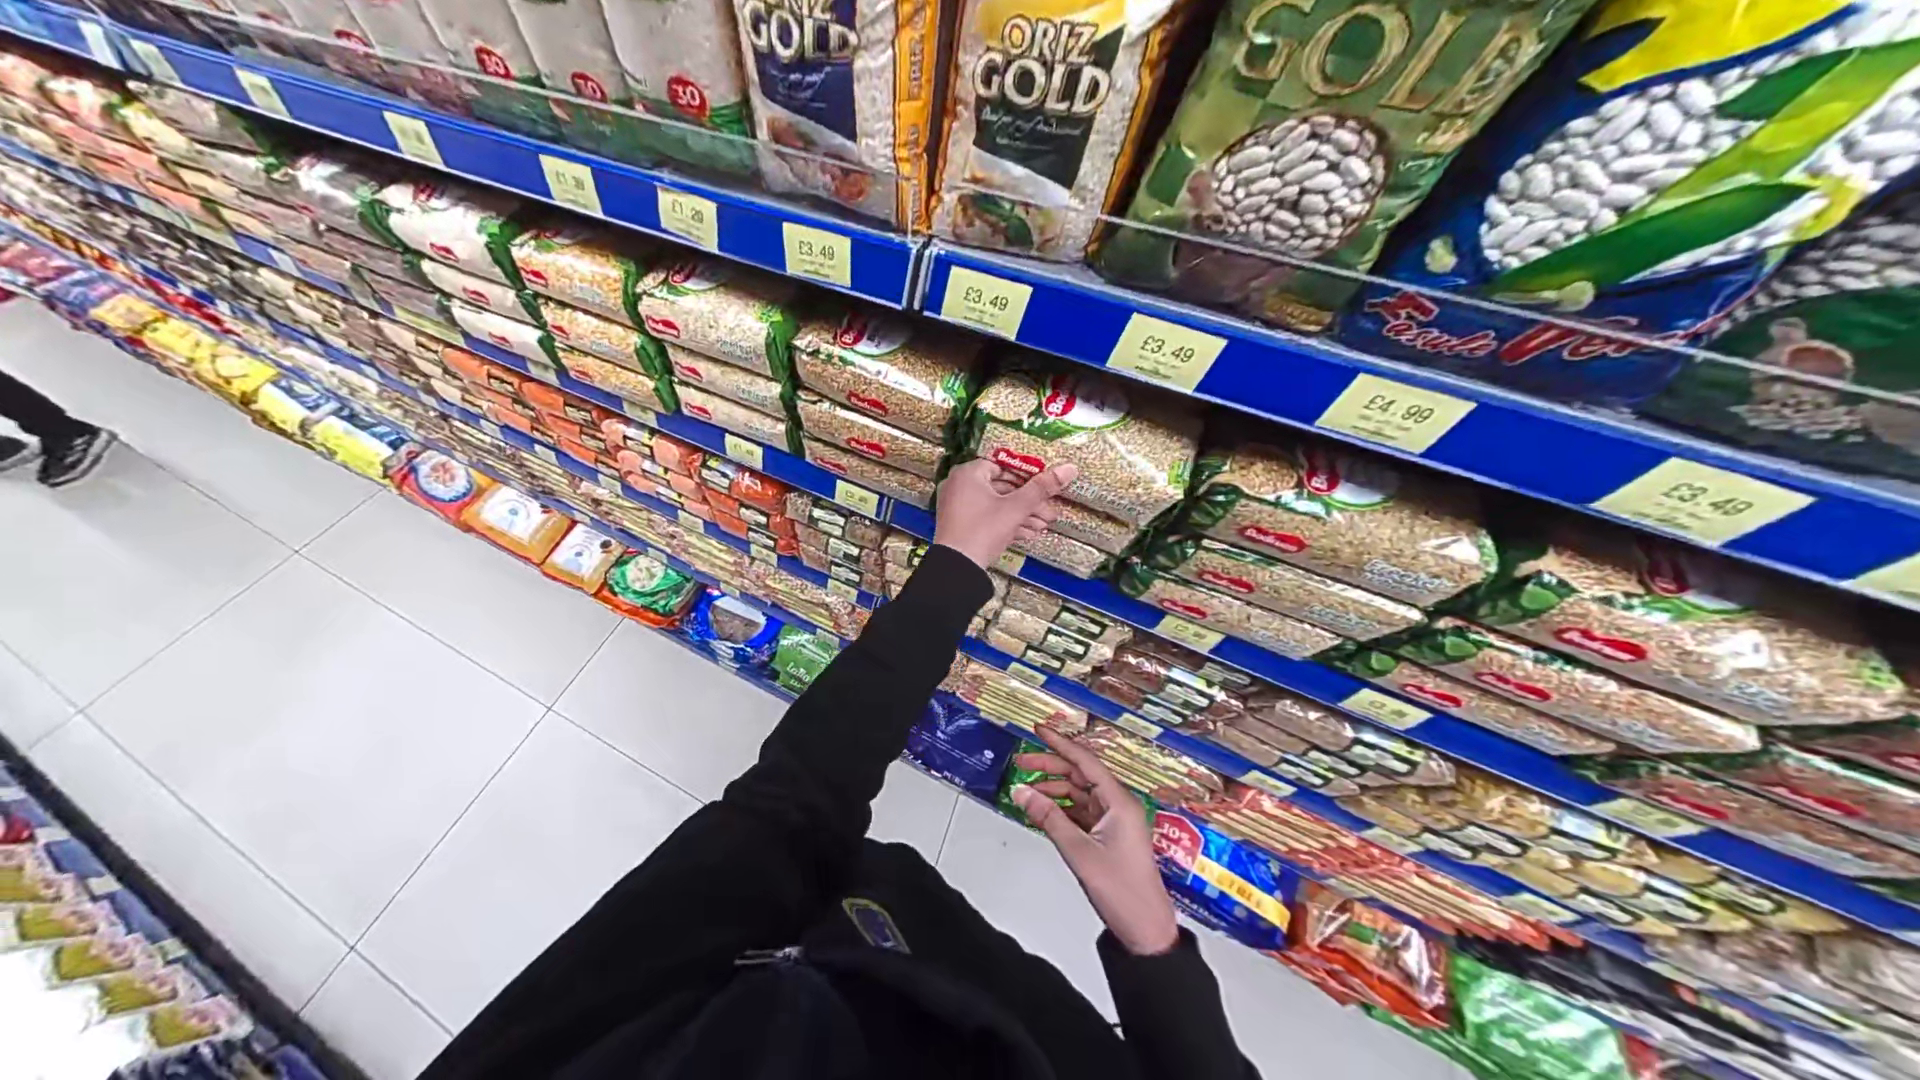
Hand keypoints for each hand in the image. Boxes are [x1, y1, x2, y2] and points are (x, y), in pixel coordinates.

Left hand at [932, 458, 1078, 570]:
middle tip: (1049, 510)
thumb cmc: (983, 530)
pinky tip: (1028, 533)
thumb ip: (1042, 487)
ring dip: (1021, 514)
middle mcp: (959, 486)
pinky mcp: (960, 525)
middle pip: (1001, 487)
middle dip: (1028, 500)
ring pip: (996, 505)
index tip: (1045, 485)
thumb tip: (1069, 468)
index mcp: (968, 474)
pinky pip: (986, 517)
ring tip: (1043, 524)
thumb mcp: (1017, 507)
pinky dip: (1006, 523)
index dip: (1027, 475)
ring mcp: (957, 506)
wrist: (958, 568)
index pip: (1003, 465)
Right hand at [1011, 726, 1179, 955]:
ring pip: (1078, 793)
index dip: (1060, 743)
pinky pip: (1079, 811)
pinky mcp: (1108, 836)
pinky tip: (1042, 811)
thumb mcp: (1079, 852)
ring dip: (1052, 790)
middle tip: (1022, 762)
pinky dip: (1060, 809)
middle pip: (1080, 774)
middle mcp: (1118, 806)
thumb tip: (1024, 793)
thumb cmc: (1124, 893)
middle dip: (1050, 765)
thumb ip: (1049, 818)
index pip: (1085, 761)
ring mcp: (1113, 821)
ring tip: (1027, 790)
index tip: (1040, 731)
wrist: (1145, 930)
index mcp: (1119, 802)